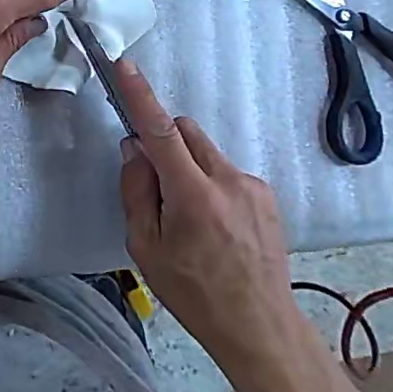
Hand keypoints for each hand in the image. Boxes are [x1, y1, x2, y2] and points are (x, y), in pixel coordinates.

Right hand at [115, 59, 316, 379]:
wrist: (259, 325)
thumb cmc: (194, 295)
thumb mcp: (146, 250)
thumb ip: (136, 192)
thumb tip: (135, 149)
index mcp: (193, 195)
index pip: (160, 131)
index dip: (140, 96)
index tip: (126, 66)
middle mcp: (227, 179)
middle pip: (186, 131)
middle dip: (165, 143)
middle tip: (157, 185)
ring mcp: (252, 185)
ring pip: (207, 151)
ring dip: (190, 167)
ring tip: (192, 217)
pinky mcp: (266, 193)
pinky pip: (227, 171)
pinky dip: (212, 183)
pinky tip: (217, 225)